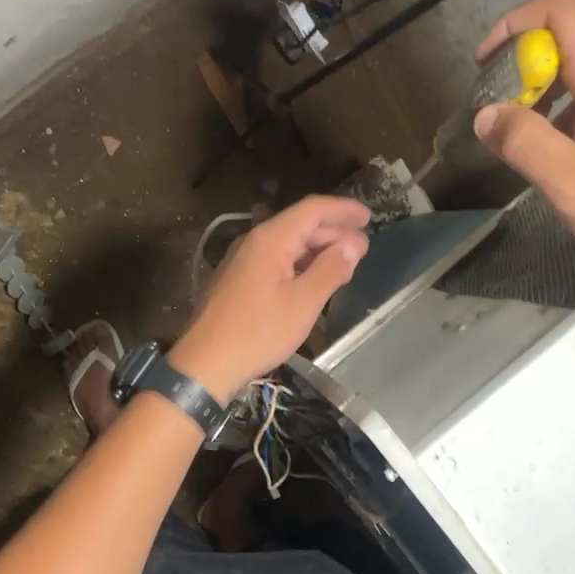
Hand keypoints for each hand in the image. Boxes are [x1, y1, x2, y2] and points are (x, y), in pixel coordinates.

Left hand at [170, 196, 370, 397]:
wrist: (206, 363)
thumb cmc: (258, 332)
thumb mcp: (302, 303)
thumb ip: (330, 270)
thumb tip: (352, 244)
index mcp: (270, 240)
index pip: (312, 210)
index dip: (342, 210)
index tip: (368, 216)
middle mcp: (254, 242)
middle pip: (299, 226)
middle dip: (333, 233)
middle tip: (362, 246)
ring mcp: (243, 262)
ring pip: (287, 246)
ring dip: (317, 251)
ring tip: (345, 263)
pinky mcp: (238, 282)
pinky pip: (276, 263)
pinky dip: (300, 265)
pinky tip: (313, 280)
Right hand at [472, 0, 574, 287]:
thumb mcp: (572, 186)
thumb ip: (525, 144)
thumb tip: (486, 116)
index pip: (559, 9)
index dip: (514, 26)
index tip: (485, 67)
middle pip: (574, 23)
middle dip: (527, 54)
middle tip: (501, 100)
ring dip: (552, 76)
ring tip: (528, 124)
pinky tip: (566, 140)